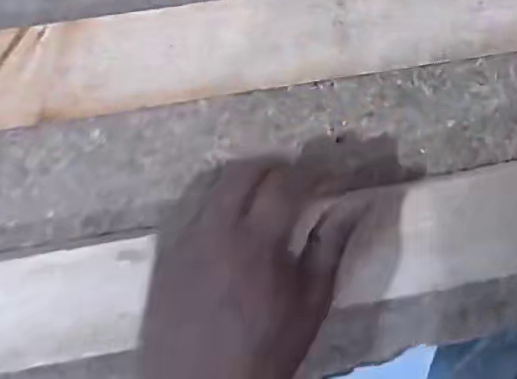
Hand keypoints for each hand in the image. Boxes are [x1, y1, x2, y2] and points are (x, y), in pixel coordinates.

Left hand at [138, 160, 370, 378]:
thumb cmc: (267, 348)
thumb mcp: (313, 300)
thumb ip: (331, 244)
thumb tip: (355, 201)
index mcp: (258, 244)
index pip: (287, 182)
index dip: (313, 171)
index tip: (330, 177)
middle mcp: (215, 236)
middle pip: (243, 173)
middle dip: (275, 168)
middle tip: (297, 181)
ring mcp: (182, 249)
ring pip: (208, 185)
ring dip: (240, 180)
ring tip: (261, 194)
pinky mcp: (161, 264)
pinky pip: (184, 212)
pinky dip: (210, 202)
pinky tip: (226, 218)